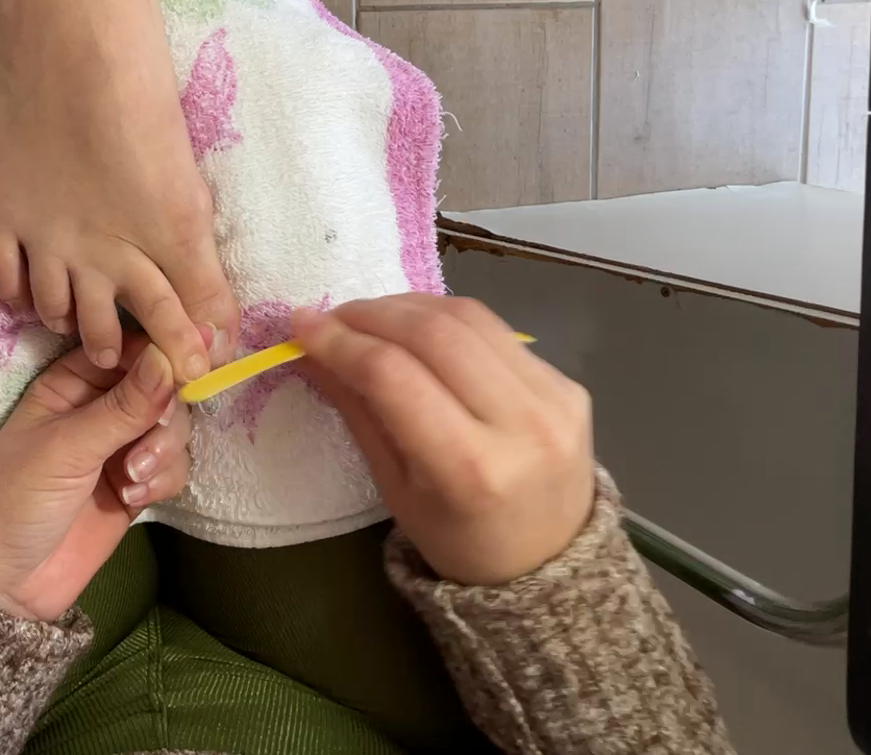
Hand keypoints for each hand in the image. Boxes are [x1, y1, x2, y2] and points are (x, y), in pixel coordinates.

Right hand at [0, 0, 239, 382]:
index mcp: (170, 220)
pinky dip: (24, 300)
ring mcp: (47, 234)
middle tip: (157, 368)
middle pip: (137, 325)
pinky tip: (33, 297)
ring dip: (86, 331)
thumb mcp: (173, 133)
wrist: (56, 6)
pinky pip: (9, 285)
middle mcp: (111, 243)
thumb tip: (183, 235)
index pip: (196, 303)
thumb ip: (176, 200)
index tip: (208, 357)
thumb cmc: (131, 51)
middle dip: (153, 353)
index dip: (204, 337)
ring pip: (66, 315)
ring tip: (96, 340)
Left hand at [0, 336, 192, 620]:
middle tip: (146, 445)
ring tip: (132, 479)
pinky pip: (173, 466)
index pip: (130, 349)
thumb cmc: (17, 499)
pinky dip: (163, 478)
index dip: (162, 354)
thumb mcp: (67, 447)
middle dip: (164, 415)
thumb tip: (169, 356)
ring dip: (163, 450)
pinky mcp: (137, 483)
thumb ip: (124, 406)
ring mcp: (121, 446)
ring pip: (173, 427)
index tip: (187, 367)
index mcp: (73, 381)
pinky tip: (134, 497)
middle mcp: (101, 406)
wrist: (5, 585)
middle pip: (162, 388)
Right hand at [292, 295, 594, 585]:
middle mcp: (521, 425)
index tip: (301, 325)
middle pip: (433, 334)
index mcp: (470, 469)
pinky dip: (442, 317)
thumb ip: (354, 406)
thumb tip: (307, 347)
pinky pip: (494, 328)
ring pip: (466, 316)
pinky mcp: (569, 382)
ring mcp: (554, 398)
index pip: (392, 376)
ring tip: (369, 317)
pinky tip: (416, 328)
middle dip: (370, 314)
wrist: (550, 566)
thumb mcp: (391, 485)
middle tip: (332, 317)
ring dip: (404, 305)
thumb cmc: (455, 536)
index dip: (340, 342)